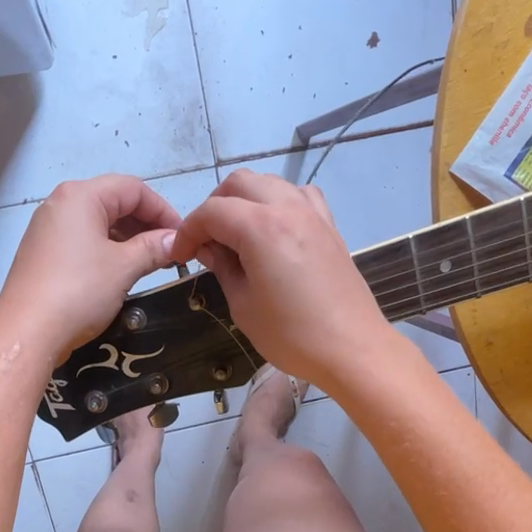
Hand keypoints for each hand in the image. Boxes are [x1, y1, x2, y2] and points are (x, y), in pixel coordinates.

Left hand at [0, 174, 181, 359]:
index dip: (163, 210)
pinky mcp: (43, 253)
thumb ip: (152, 248)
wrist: (28, 332)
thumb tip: (175, 242)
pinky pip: (83, 242)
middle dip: (146, 224)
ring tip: (151, 263)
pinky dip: (108, 251)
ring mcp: (49, 229)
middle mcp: (62, 204)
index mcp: (81, 196)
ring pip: (99, 223)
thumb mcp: (124, 267)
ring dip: (129, 239)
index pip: (133, 189)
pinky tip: (122, 272)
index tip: (182, 237)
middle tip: (170, 252)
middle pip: (114, 202)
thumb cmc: (79, 291)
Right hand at [170, 169, 398, 389]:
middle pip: (240, 183)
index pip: (212, 212)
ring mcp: (313, 214)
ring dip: (246, 200)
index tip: (181, 255)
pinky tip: (275, 229)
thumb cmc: (292, 336)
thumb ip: (224, 270)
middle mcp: (287, 208)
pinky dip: (279, 202)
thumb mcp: (244, 307)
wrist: (351, 348)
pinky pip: (300, 196)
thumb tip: (210, 250)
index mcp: (260, 228)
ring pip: (270, 183)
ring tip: (238, 234)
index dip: (188, 231)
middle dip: (215, 207)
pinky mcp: (330, 228)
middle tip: (207, 241)